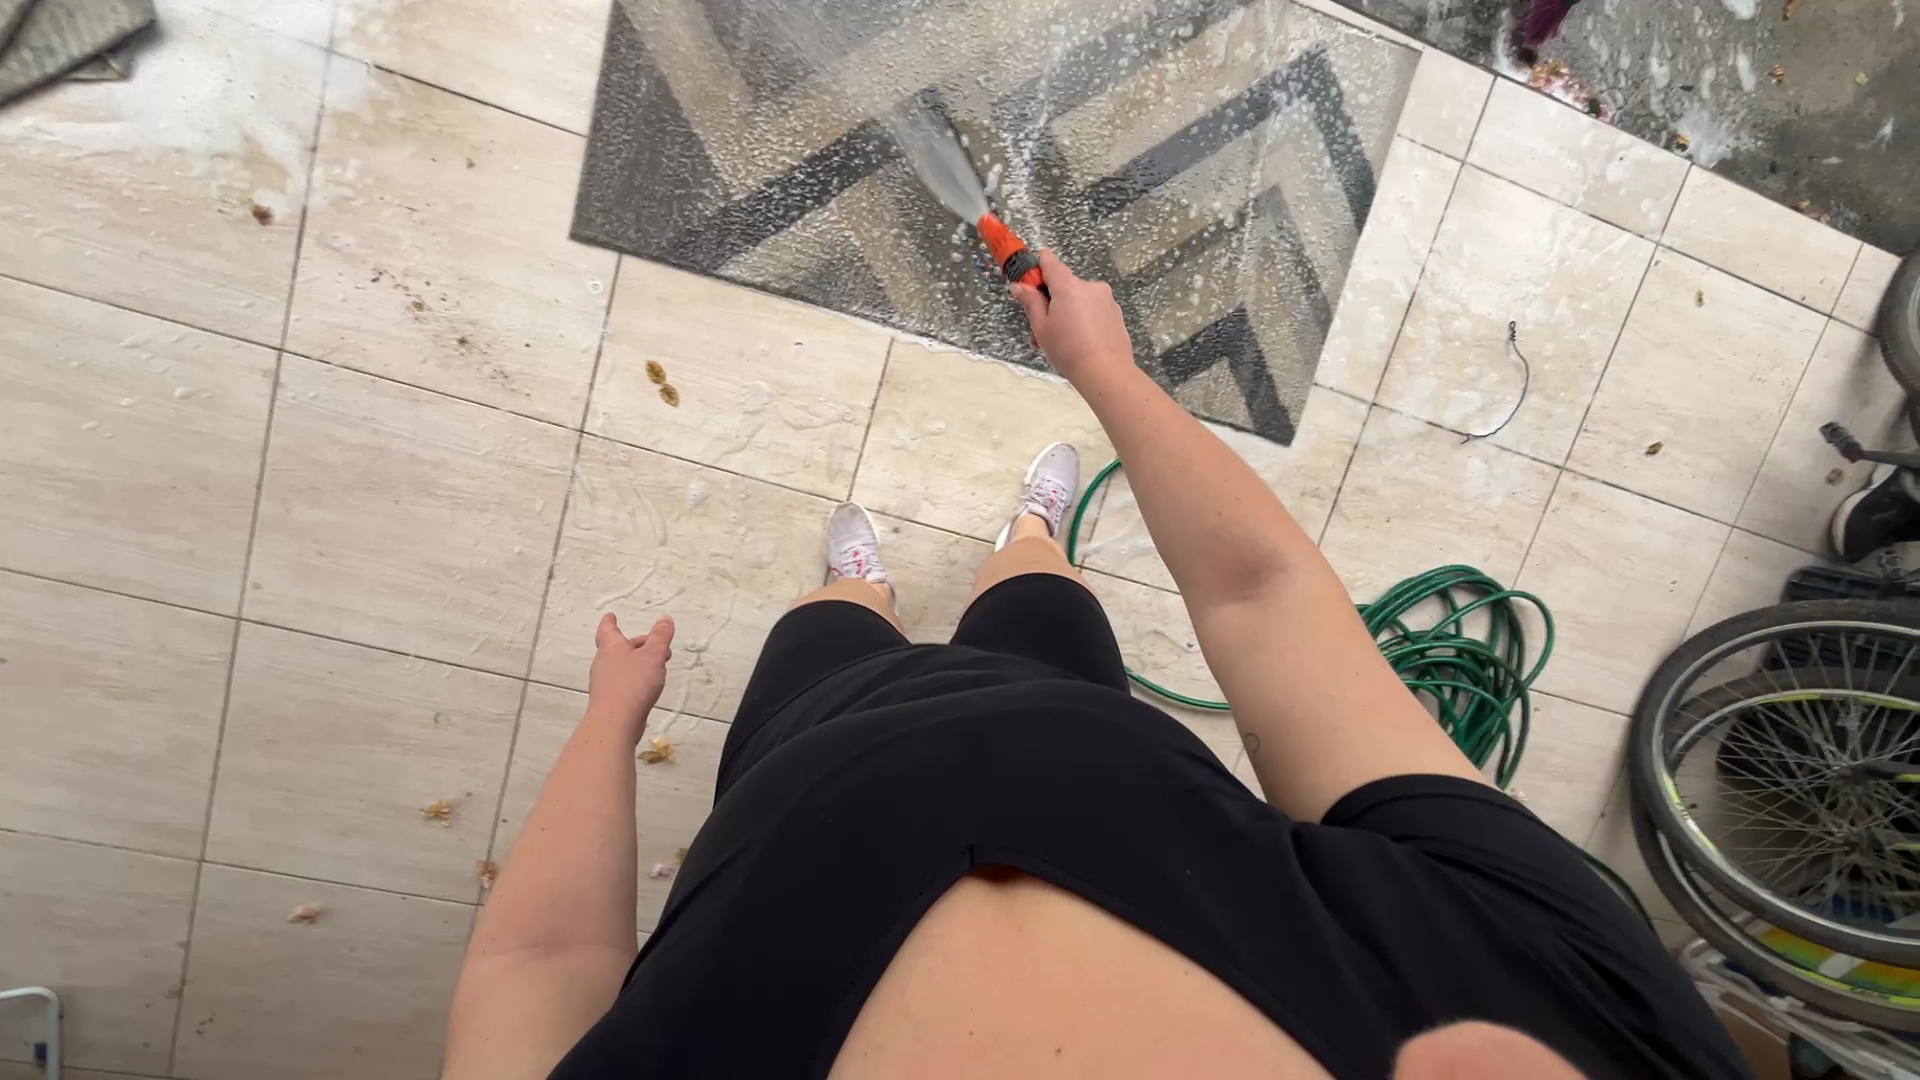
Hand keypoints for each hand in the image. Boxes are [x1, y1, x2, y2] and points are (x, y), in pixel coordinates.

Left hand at [586, 613, 673, 735]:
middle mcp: (604, 663)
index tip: (611, 616)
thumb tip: (665, 618)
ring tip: (658, 665)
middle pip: (619, 648)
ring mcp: (605, 683)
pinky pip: (623, 682)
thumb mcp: (653, 655)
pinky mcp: (610, 700)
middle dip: (637, 644)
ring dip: (638, 662)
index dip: (610, 622)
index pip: (608, 630)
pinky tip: (649, 686)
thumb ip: (661, 637)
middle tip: (656, 644)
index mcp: (611, 648)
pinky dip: (636, 678)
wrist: (615, 722)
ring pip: (622, 666)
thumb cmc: (633, 683)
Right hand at [1009, 249, 1134, 382]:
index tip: (1031, 280)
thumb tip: (1019, 286)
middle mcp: (1090, 286)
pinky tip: (1083, 343)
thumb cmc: (1068, 350)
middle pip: (1066, 285)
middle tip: (1043, 330)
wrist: (1106, 372)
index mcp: (1068, 286)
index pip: (1050, 262)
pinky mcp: (1117, 312)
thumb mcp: (1042, 328)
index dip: (1038, 266)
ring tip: (1063, 342)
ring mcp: (1106, 298)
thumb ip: (1031, 303)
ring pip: (1081, 299)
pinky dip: (1085, 320)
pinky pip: (1094, 310)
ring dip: (1069, 313)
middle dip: (1053, 302)